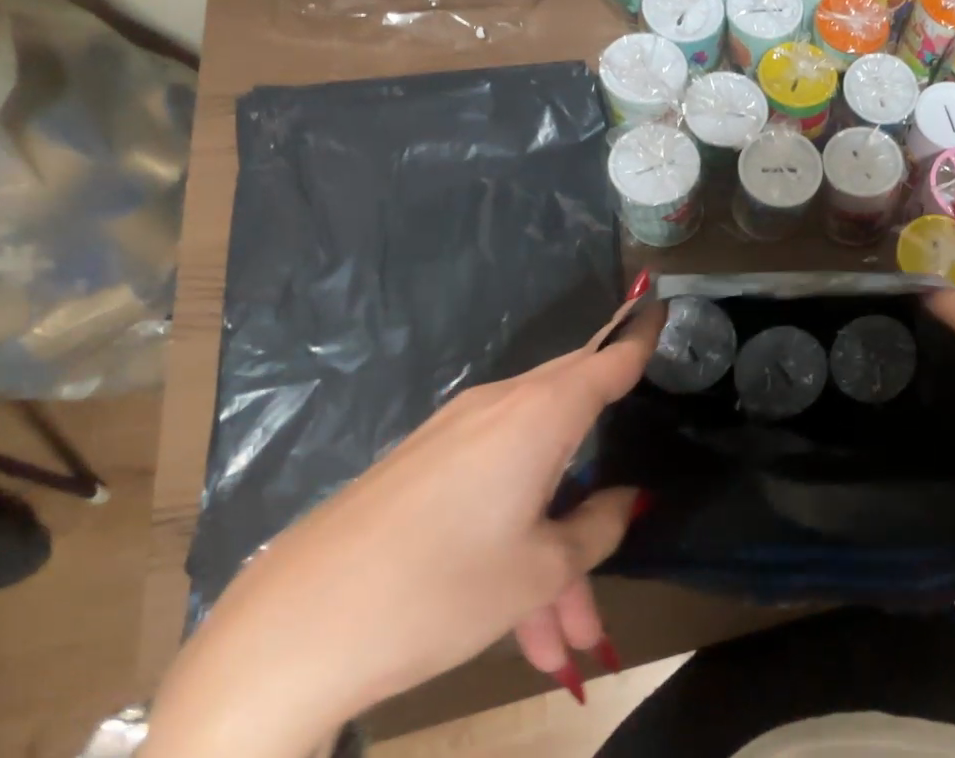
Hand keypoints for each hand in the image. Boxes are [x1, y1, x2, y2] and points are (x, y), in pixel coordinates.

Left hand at [145, 300, 663, 757]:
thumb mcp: (543, 569)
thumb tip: (620, 500)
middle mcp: (496, 411)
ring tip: (570, 639)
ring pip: (530, 479)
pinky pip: (488, 496)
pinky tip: (523, 632)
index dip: (640, 340)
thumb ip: (599, 526)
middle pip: (572, 420)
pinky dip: (514, 549)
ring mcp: (450, 441)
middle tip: (629, 517)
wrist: (290, 636)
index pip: (607, 361)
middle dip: (600, 480)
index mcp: (540, 415)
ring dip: (555, 550)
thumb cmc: (442, 588)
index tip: (664, 315)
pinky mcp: (417, 474)